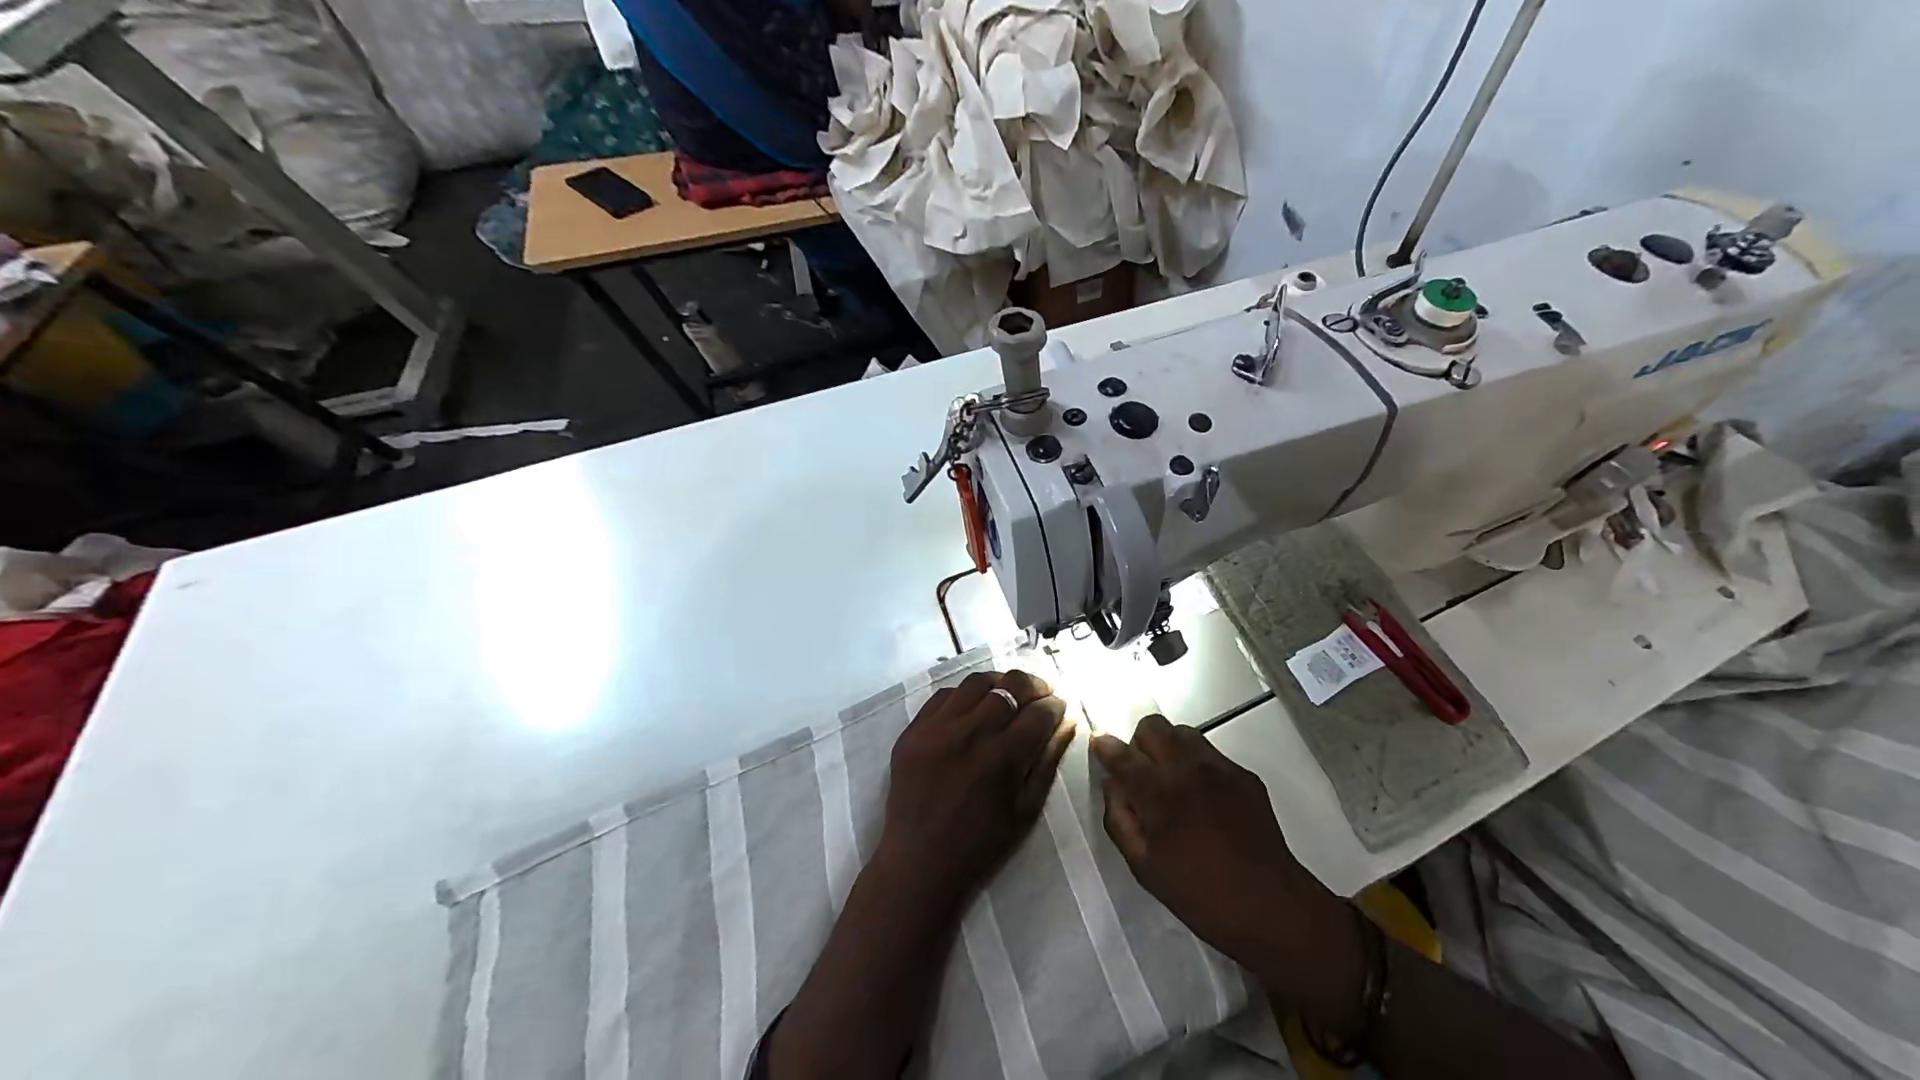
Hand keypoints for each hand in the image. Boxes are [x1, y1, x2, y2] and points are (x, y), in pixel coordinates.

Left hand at [876, 670, 1075, 912]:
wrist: (919, 862)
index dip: (1055, 706)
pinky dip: (964, 695)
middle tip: (1041, 693)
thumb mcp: (1027, 808)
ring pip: (975, 683)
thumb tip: (1067, 722)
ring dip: (999, 683)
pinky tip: (974, 706)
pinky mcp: (913, 731)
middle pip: (1009, 686)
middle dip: (1033, 685)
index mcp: (1003, 757)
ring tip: (1009, 693)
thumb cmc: (982, 844)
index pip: (1039, 712)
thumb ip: (1048, 760)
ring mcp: (937, 728)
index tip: (1059, 707)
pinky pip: (943, 696)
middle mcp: (970, 733)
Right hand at [1091, 716, 1360, 1020]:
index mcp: (1160, 796)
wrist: (1271, 907)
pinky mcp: (1244, 775)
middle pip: (1153, 727)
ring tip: (1172, 780)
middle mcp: (1188, 770)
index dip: (1105, 746)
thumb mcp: (1143, 867)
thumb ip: (1120, 819)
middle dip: (1138, 742)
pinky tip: (1203, 797)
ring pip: (1184, 732)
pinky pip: (1210, 753)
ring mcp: (1220, 769)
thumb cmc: (1199, 894)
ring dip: (1169, 747)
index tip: (1099, 745)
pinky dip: (1196, 763)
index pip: (1122, 755)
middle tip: (1141, 771)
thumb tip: (1113, 785)